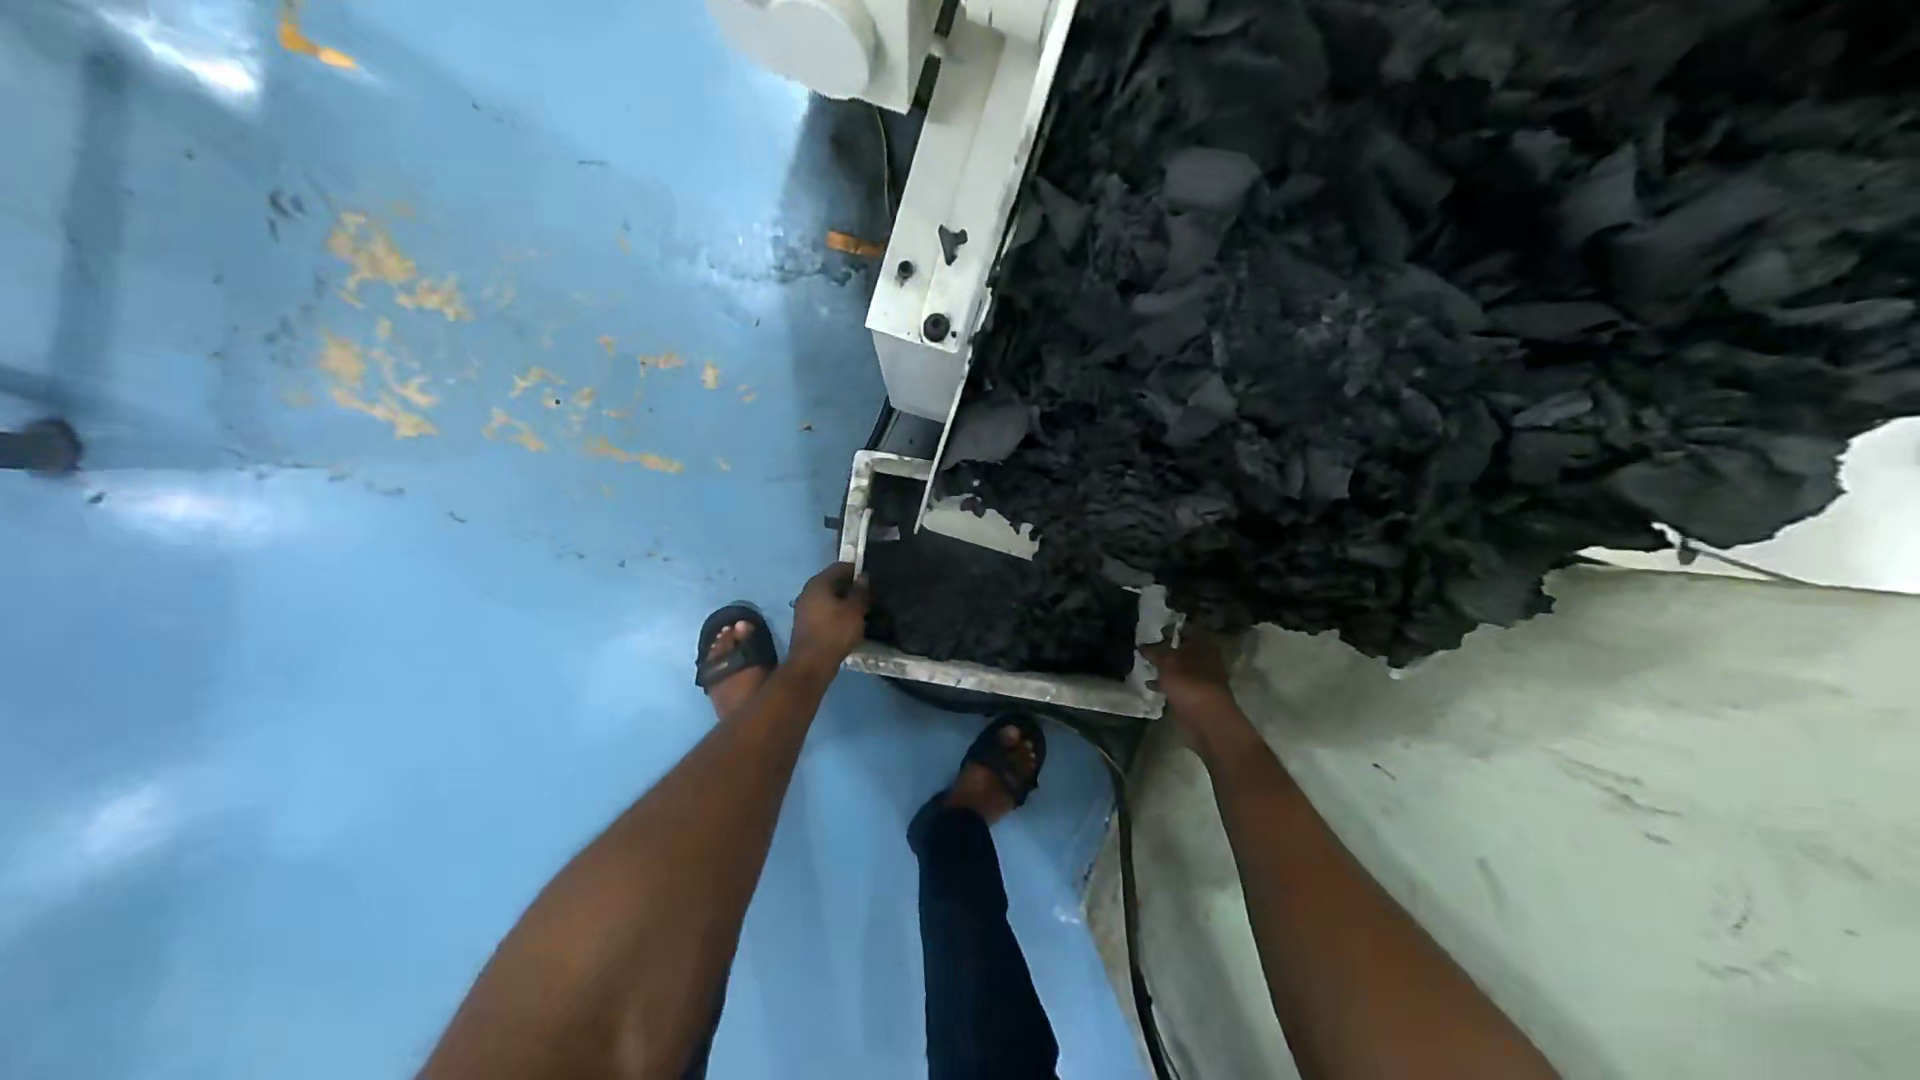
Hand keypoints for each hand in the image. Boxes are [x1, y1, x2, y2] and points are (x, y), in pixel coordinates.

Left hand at [790, 562, 869, 671]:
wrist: (811, 664)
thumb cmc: (835, 632)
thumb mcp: (854, 610)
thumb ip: (860, 591)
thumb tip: (863, 577)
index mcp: (818, 583)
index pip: (840, 567)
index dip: (857, 570)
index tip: (872, 578)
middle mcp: (808, 592)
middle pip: (833, 582)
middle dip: (851, 587)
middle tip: (869, 595)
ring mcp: (804, 608)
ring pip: (829, 597)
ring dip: (844, 601)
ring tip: (862, 609)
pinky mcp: (805, 623)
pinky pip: (824, 610)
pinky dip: (837, 612)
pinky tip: (849, 622)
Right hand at [1141, 626, 1236, 714]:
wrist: (1207, 718)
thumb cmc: (1189, 683)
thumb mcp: (1167, 662)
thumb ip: (1153, 651)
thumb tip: (1141, 645)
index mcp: (1202, 644)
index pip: (1186, 628)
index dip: (1170, 627)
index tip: (1152, 630)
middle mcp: (1204, 657)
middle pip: (1182, 647)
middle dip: (1164, 647)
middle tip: (1144, 646)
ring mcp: (1200, 676)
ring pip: (1178, 665)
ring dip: (1163, 665)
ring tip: (1144, 663)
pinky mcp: (1193, 693)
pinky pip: (1176, 682)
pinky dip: (1164, 682)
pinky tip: (1149, 684)